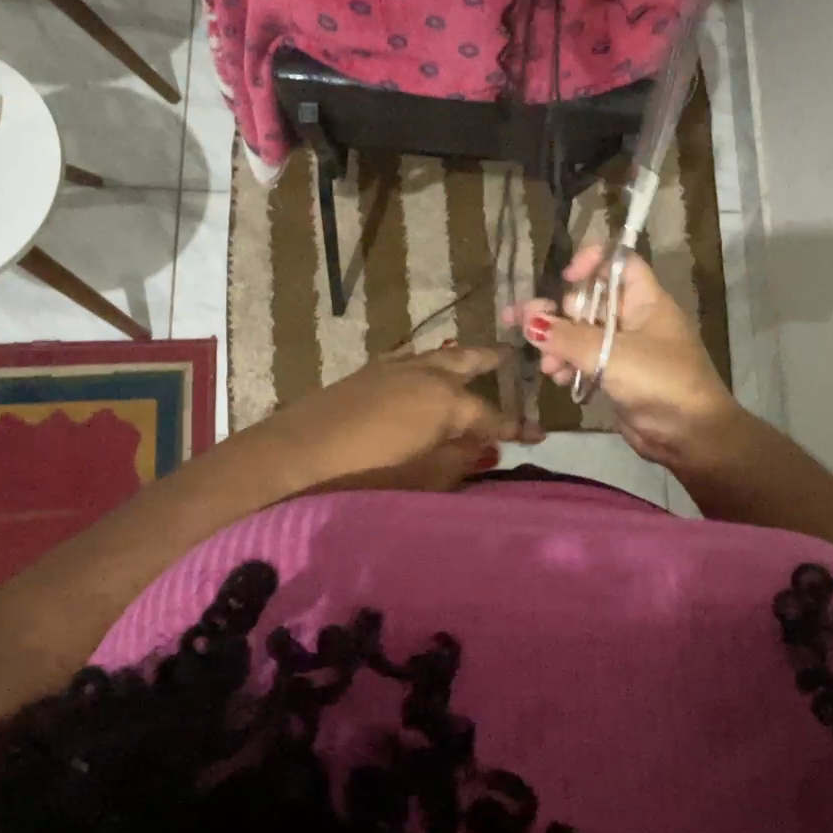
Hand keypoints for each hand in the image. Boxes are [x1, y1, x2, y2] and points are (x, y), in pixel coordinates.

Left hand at [241, 345, 519, 492]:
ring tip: (475, 360)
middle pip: (469, 362)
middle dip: (494, 363)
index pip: (494, 416)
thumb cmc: (366, 478)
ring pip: (439, 354)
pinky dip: (426, 361)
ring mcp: (394, 368)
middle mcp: (427, 375)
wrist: (292, 459)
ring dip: (461, 358)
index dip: (517, 428)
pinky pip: (409, 357)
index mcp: (448, 402)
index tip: (539, 434)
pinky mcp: (366, 372)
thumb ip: (459, 460)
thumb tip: (483, 446)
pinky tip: (423, 368)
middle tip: (513, 360)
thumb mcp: (424, 478)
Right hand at [504, 244, 741, 467]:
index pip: (618, 263)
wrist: (690, 436)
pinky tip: (555, 377)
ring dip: (557, 344)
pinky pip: (583, 360)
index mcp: (646, 301)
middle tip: (526, 324)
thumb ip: (567, 338)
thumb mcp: (611, 355)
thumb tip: (529, 322)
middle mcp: (634, 319)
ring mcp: (624, 349)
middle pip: (588, 300)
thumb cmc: (660, 382)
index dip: (592, 262)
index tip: (566, 278)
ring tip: (545, 363)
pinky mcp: (615, 376)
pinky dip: (567, 365)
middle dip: (557, 312)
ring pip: (580, 333)